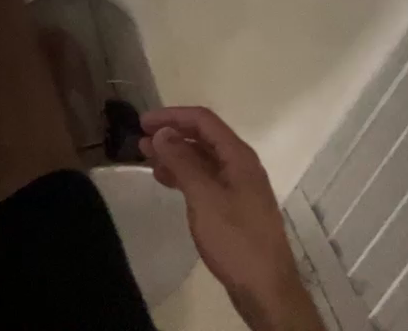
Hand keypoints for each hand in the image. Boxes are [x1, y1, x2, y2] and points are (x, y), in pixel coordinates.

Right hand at [141, 107, 322, 330]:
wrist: (267, 291)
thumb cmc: (235, 240)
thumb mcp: (204, 198)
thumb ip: (182, 162)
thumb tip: (163, 132)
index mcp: (238, 156)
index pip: (203, 120)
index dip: (172, 116)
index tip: (143, 123)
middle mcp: (241, 165)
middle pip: (204, 137)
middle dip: (172, 134)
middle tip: (141, 141)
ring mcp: (239, 187)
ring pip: (203, 159)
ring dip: (176, 155)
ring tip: (148, 160)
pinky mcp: (235, 208)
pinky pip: (206, 179)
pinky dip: (185, 176)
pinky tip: (168, 181)